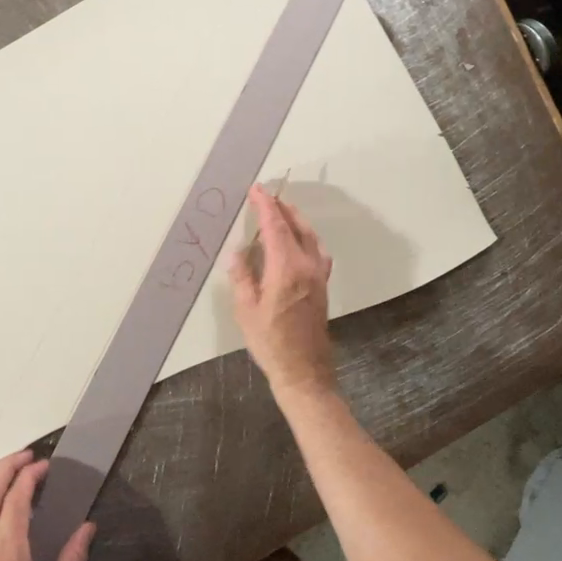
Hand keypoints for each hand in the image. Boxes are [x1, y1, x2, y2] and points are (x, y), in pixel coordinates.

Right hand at [228, 184, 336, 398]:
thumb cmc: (270, 342)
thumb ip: (242, 277)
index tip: (256, 190)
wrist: (304, 371)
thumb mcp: (246, 310)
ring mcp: (318, 275)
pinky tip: (298, 240)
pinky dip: (306, 236)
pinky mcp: (322, 285)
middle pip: (296, 226)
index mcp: (286, 268)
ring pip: (310, 236)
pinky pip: (316, 250)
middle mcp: (307, 265)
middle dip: (281, 207)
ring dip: (295, 219)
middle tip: (265, 195)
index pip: (275, 226)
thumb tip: (238, 253)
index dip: (265, 205)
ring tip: (281, 211)